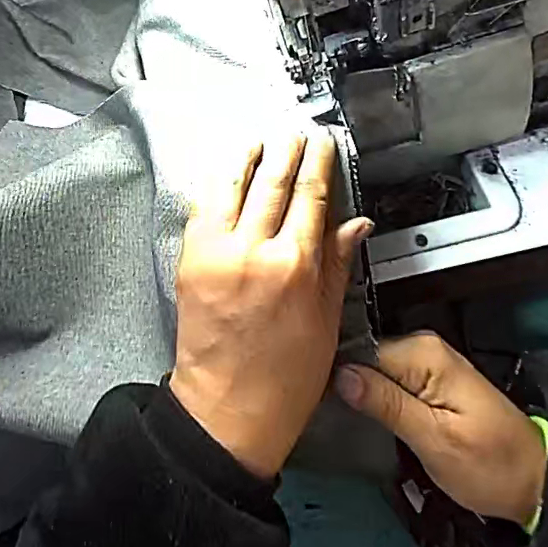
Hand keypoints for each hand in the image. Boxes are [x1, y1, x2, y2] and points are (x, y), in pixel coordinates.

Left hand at [169, 132, 372, 478]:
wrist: (226, 411)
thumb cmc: (284, 376)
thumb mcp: (326, 319)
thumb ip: (338, 262)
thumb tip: (356, 223)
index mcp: (295, 265)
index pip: (310, 196)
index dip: (319, 163)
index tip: (323, 143)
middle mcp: (254, 251)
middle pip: (273, 183)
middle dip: (286, 152)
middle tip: (295, 135)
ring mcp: (216, 253)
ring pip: (233, 187)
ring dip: (248, 159)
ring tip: (259, 142)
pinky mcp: (190, 261)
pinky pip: (202, 210)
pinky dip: (216, 187)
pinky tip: (225, 175)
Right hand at [335, 333, 546, 526]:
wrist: (530, 480)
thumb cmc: (490, 464)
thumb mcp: (434, 439)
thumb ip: (387, 404)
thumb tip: (342, 376)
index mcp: (424, 354)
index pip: (362, 351)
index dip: (336, 375)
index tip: (314, 398)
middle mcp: (423, 348)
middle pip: (365, 358)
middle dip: (344, 383)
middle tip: (323, 415)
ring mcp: (425, 363)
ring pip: (372, 371)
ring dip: (356, 393)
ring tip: (337, 419)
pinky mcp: (426, 381)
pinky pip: (387, 381)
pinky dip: (373, 399)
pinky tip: (360, 417)